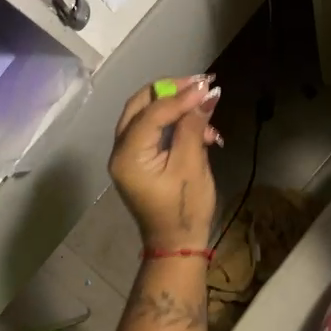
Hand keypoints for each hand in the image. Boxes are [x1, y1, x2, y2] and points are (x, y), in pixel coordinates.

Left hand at [109, 76, 221, 249]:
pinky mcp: (139, 159)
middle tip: (201, 85)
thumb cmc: (184, 209)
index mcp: (128, 155)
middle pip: (141, 105)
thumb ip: (194, 127)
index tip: (209, 86)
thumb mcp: (192, 166)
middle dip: (171, 91)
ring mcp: (128, 154)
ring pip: (146, 114)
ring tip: (206, 108)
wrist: (176, 244)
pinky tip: (200, 128)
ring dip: (175, 107)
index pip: (152, 112)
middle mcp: (120, 150)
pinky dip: (174, 123)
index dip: (181, 96)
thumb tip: (207, 94)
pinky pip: (153, 129)